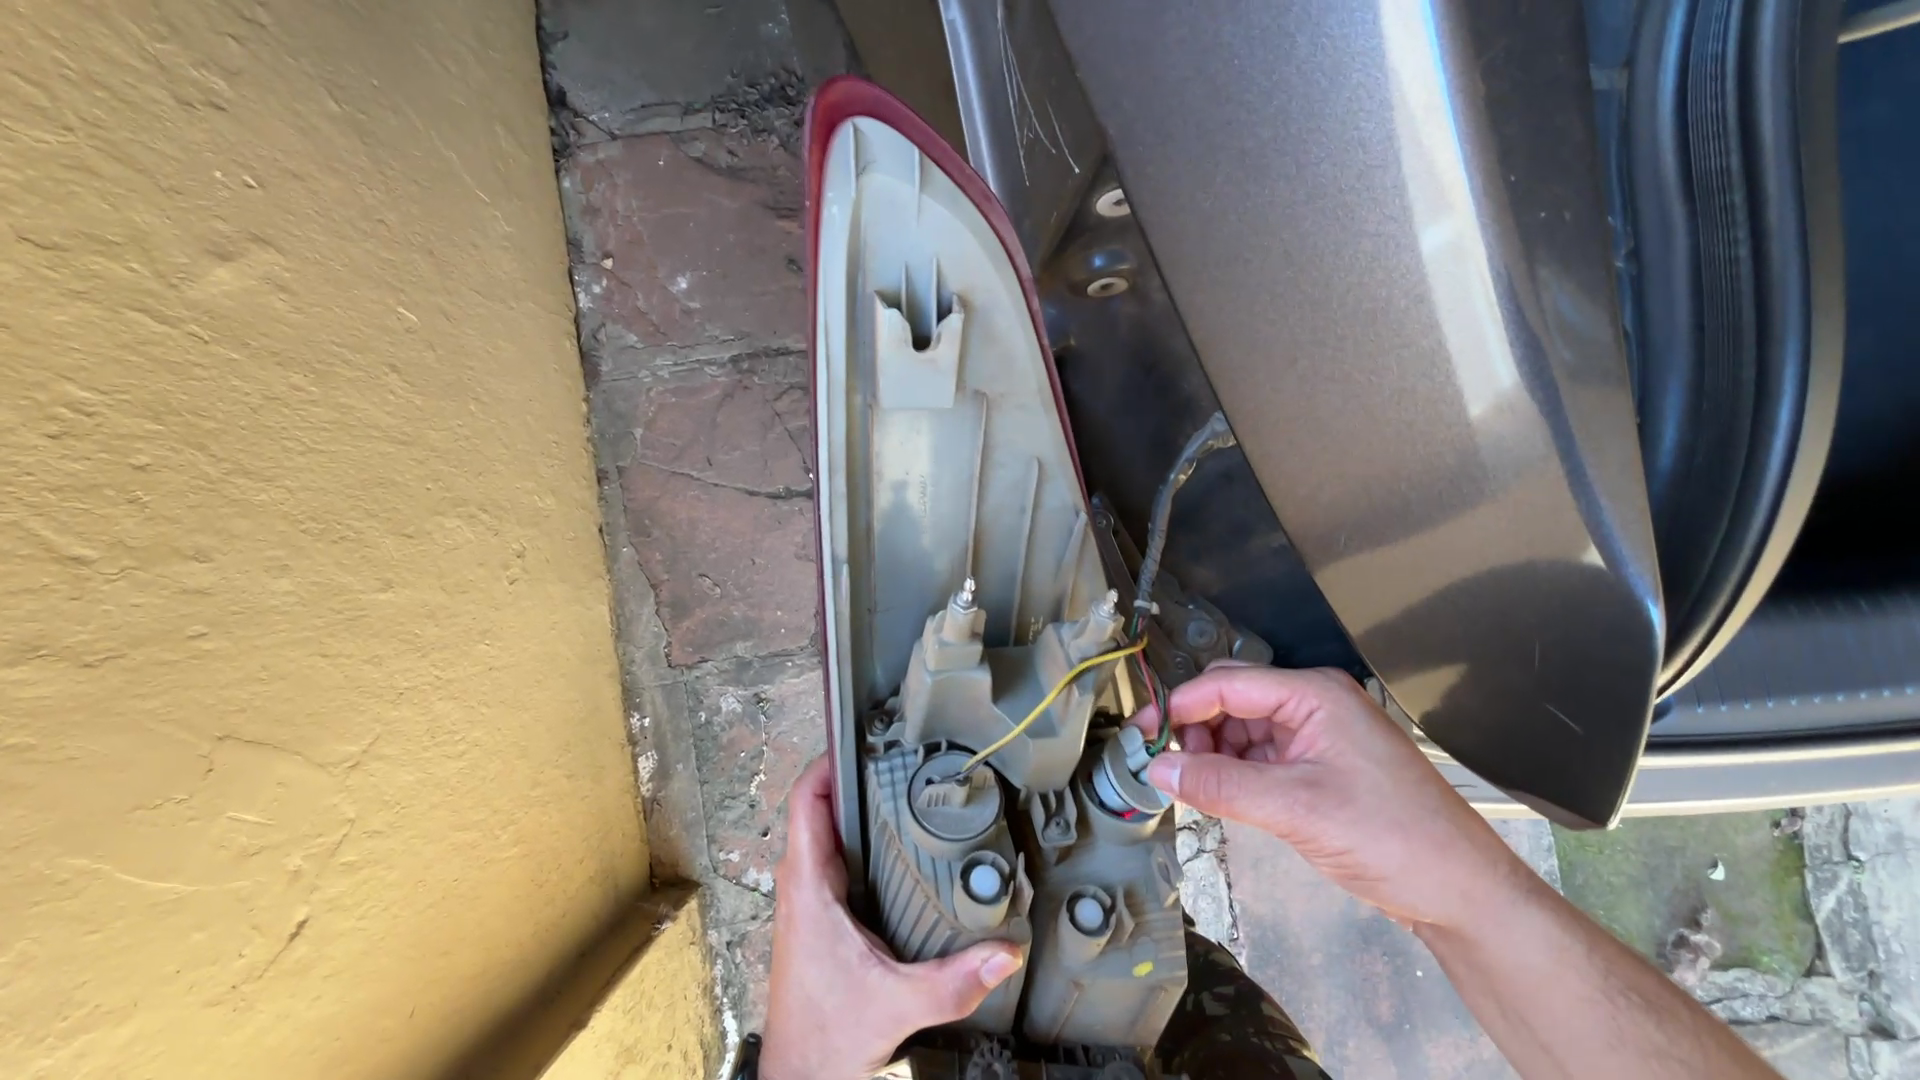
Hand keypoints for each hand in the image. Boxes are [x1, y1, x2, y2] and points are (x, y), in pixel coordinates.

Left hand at [760, 756, 1024, 1079]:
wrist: (802, 1072)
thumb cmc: (826, 1036)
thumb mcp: (898, 1004)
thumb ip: (955, 981)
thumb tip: (1004, 952)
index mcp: (809, 887)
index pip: (807, 800)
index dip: (828, 761)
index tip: (859, 739)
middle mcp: (804, 885)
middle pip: (820, 806)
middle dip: (854, 774)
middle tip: (893, 752)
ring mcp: (809, 898)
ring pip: (826, 830)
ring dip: (855, 804)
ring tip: (896, 781)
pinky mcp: (819, 914)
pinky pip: (835, 855)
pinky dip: (859, 835)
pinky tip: (893, 840)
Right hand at [1133, 664, 1529, 930]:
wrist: (1460, 891)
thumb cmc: (1388, 836)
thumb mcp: (1295, 808)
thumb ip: (1219, 785)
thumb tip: (1155, 768)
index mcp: (1312, 694)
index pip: (1226, 684)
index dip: (1179, 707)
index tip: (1142, 739)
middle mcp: (1310, 704)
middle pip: (1229, 700)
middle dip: (1193, 729)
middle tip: (1165, 768)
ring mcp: (1313, 735)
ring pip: (1239, 729)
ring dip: (1210, 754)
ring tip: (1192, 788)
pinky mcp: (1314, 766)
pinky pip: (1256, 757)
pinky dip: (1231, 772)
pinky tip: (1217, 795)